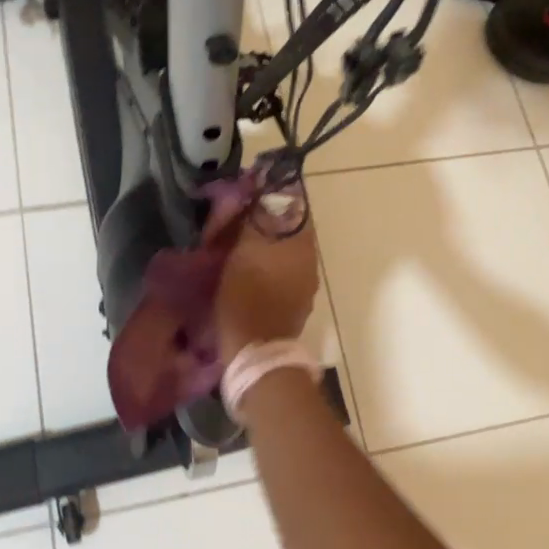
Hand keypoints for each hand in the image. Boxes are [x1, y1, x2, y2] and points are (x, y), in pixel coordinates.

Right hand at [214, 183, 320, 363]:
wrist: (256, 354)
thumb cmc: (246, 299)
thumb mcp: (241, 253)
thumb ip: (252, 221)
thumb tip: (257, 197)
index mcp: (301, 244)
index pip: (295, 206)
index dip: (273, 197)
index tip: (250, 195)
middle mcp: (310, 261)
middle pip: (290, 230)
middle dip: (266, 222)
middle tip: (238, 220)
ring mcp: (306, 284)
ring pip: (286, 253)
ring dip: (266, 246)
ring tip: (238, 246)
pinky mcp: (296, 304)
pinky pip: (283, 274)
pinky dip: (268, 267)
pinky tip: (247, 271)